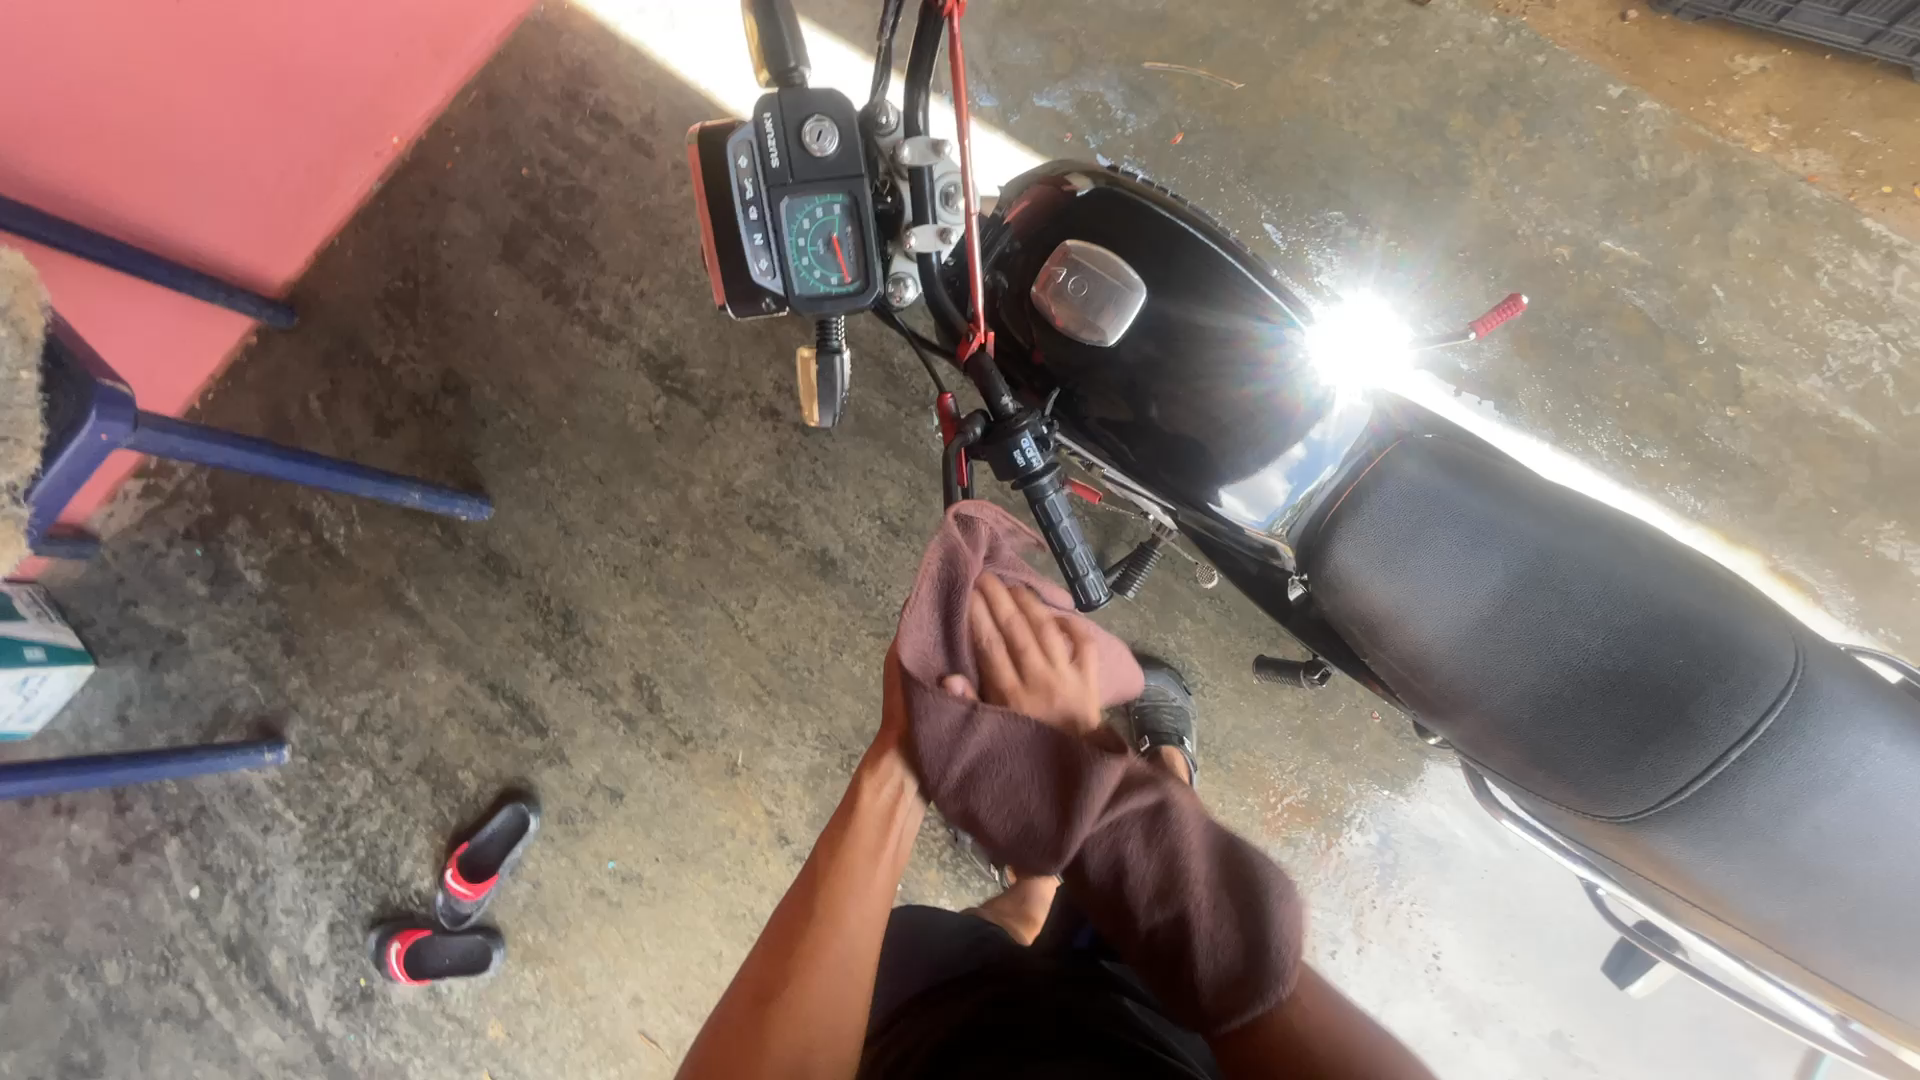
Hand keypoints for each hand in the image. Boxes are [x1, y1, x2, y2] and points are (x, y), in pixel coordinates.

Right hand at [946, 572, 1103, 736]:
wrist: (1075, 777)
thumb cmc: (1024, 752)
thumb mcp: (990, 734)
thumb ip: (969, 705)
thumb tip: (948, 677)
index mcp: (1011, 697)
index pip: (990, 646)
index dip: (978, 616)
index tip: (968, 593)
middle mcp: (1039, 682)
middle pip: (1016, 631)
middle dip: (999, 599)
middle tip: (986, 577)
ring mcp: (1068, 679)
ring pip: (1047, 631)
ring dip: (1030, 604)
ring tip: (1014, 587)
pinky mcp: (1091, 682)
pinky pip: (1085, 646)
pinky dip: (1074, 626)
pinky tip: (1058, 613)